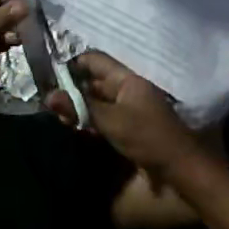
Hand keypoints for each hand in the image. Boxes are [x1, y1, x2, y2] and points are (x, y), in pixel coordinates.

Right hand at [47, 51, 202, 175]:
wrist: (179, 168)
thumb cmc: (146, 136)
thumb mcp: (110, 120)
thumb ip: (80, 106)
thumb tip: (49, 95)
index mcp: (127, 80)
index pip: (95, 61)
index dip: (72, 64)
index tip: (50, 76)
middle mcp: (127, 90)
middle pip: (93, 83)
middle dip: (71, 92)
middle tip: (51, 106)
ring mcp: (128, 109)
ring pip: (96, 102)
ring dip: (78, 110)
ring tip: (61, 120)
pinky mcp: (127, 128)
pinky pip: (103, 118)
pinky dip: (89, 122)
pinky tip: (76, 130)